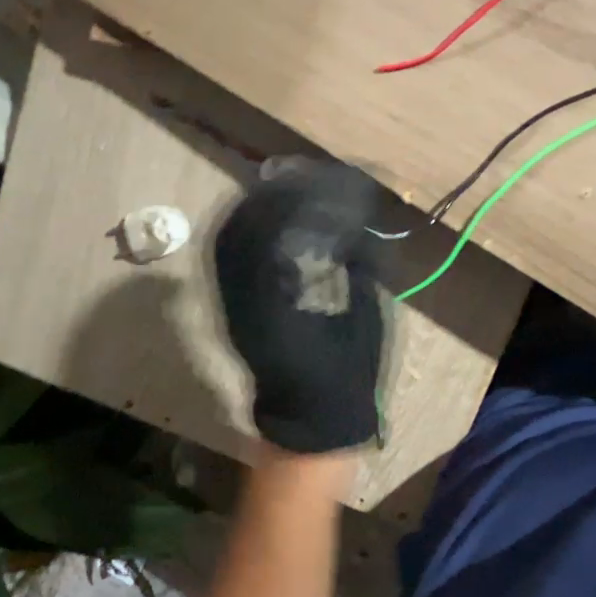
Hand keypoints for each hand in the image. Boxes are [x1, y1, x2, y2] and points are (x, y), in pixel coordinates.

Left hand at [213, 163, 388, 453]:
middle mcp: (248, 296)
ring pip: (231, 239)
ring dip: (254, 207)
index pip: (284, 229)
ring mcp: (234, 303)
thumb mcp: (365, 321)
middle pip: (247, 226)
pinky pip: (230, 259)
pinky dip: (247, 231)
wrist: (309, 425)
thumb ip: (359, 270)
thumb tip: (357, 227)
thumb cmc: (346, 377)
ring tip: (283, 185)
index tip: (329, 179)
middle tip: (301, 171)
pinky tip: (270, 220)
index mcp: (284, 299)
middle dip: (273, 192)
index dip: (305, 197)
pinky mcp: (233, 309)